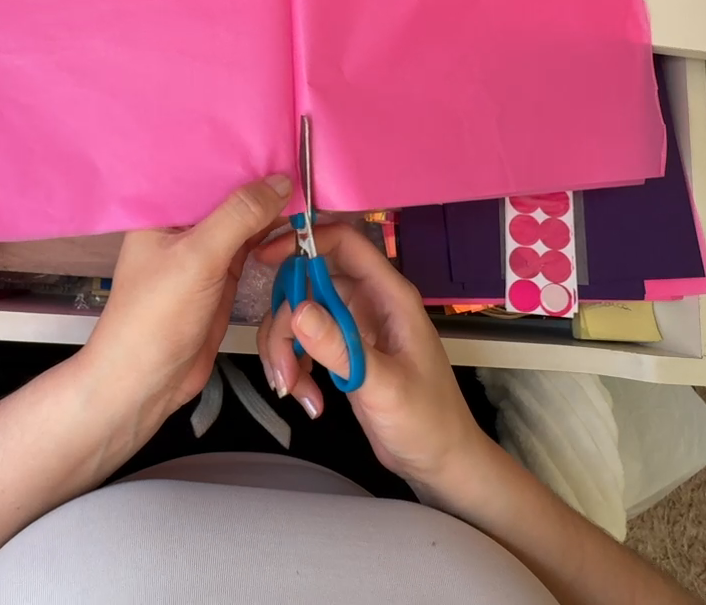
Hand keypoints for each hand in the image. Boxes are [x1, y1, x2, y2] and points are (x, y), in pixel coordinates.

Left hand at [82, 175, 292, 436]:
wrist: (146, 385)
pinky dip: (275, 235)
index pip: (205, 168)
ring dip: (273, 207)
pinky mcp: (223, 276)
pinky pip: (253, 246)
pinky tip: (300, 218)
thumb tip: (282, 180)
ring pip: (244, 220)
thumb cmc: (155, 316)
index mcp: (162, 208)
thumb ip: (239, 216)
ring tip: (311, 180)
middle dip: (262, 178)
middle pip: (228, 193)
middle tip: (306, 154)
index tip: (281, 133)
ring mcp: (204, 251)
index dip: (240, 152)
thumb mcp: (198, 258)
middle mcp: (183, 224)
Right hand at [255, 222, 493, 496]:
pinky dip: (293, 364)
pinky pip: (302, 339)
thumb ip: (341, 348)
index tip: (265, 258)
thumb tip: (297, 310)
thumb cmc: (427, 422)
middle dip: (285, 319)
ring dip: (284, 349)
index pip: (343, 242)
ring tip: (293, 389)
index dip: (303, 240)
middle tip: (280, 364)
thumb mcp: (383, 386)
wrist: (440, 464)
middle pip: (308, 281)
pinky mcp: (341, 348)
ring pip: (299, 313)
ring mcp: (352, 324)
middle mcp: (368, 300)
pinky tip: (306, 397)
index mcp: (388, 294)